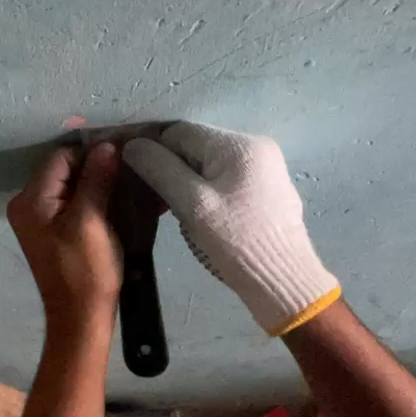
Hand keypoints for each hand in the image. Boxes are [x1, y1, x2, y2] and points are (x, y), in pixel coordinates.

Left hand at [6, 142, 122, 329]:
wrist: (81, 319)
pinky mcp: (55, 230)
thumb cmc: (84, 270)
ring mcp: (41, 219)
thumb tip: (107, 144)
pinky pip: (75, 203)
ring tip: (130, 182)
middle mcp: (29, 204)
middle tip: (130, 167)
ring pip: (73, 186)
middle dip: (97, 167)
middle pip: (65, 170)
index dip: (91, 154)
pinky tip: (120, 199)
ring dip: (100, 183)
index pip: (61, 158)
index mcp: (30, 199)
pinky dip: (96, 199)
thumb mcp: (91, 220)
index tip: (123, 157)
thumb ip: (96, 179)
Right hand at [123, 122, 339, 334]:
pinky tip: (204, 218)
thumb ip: (159, 168)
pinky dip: (207, 192)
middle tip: (161, 203)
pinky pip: (225, 179)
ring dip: (188, 184)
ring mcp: (265, 168)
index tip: (140, 180)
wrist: (283, 284)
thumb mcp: (190, 204)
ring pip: (208, 165)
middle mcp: (256, 147)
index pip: (179, 132)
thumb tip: (132, 145)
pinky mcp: (267, 189)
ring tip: (181, 214)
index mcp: (239, 144)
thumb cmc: (236, 241)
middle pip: (195, 147)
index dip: (155, 153)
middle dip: (173, 170)